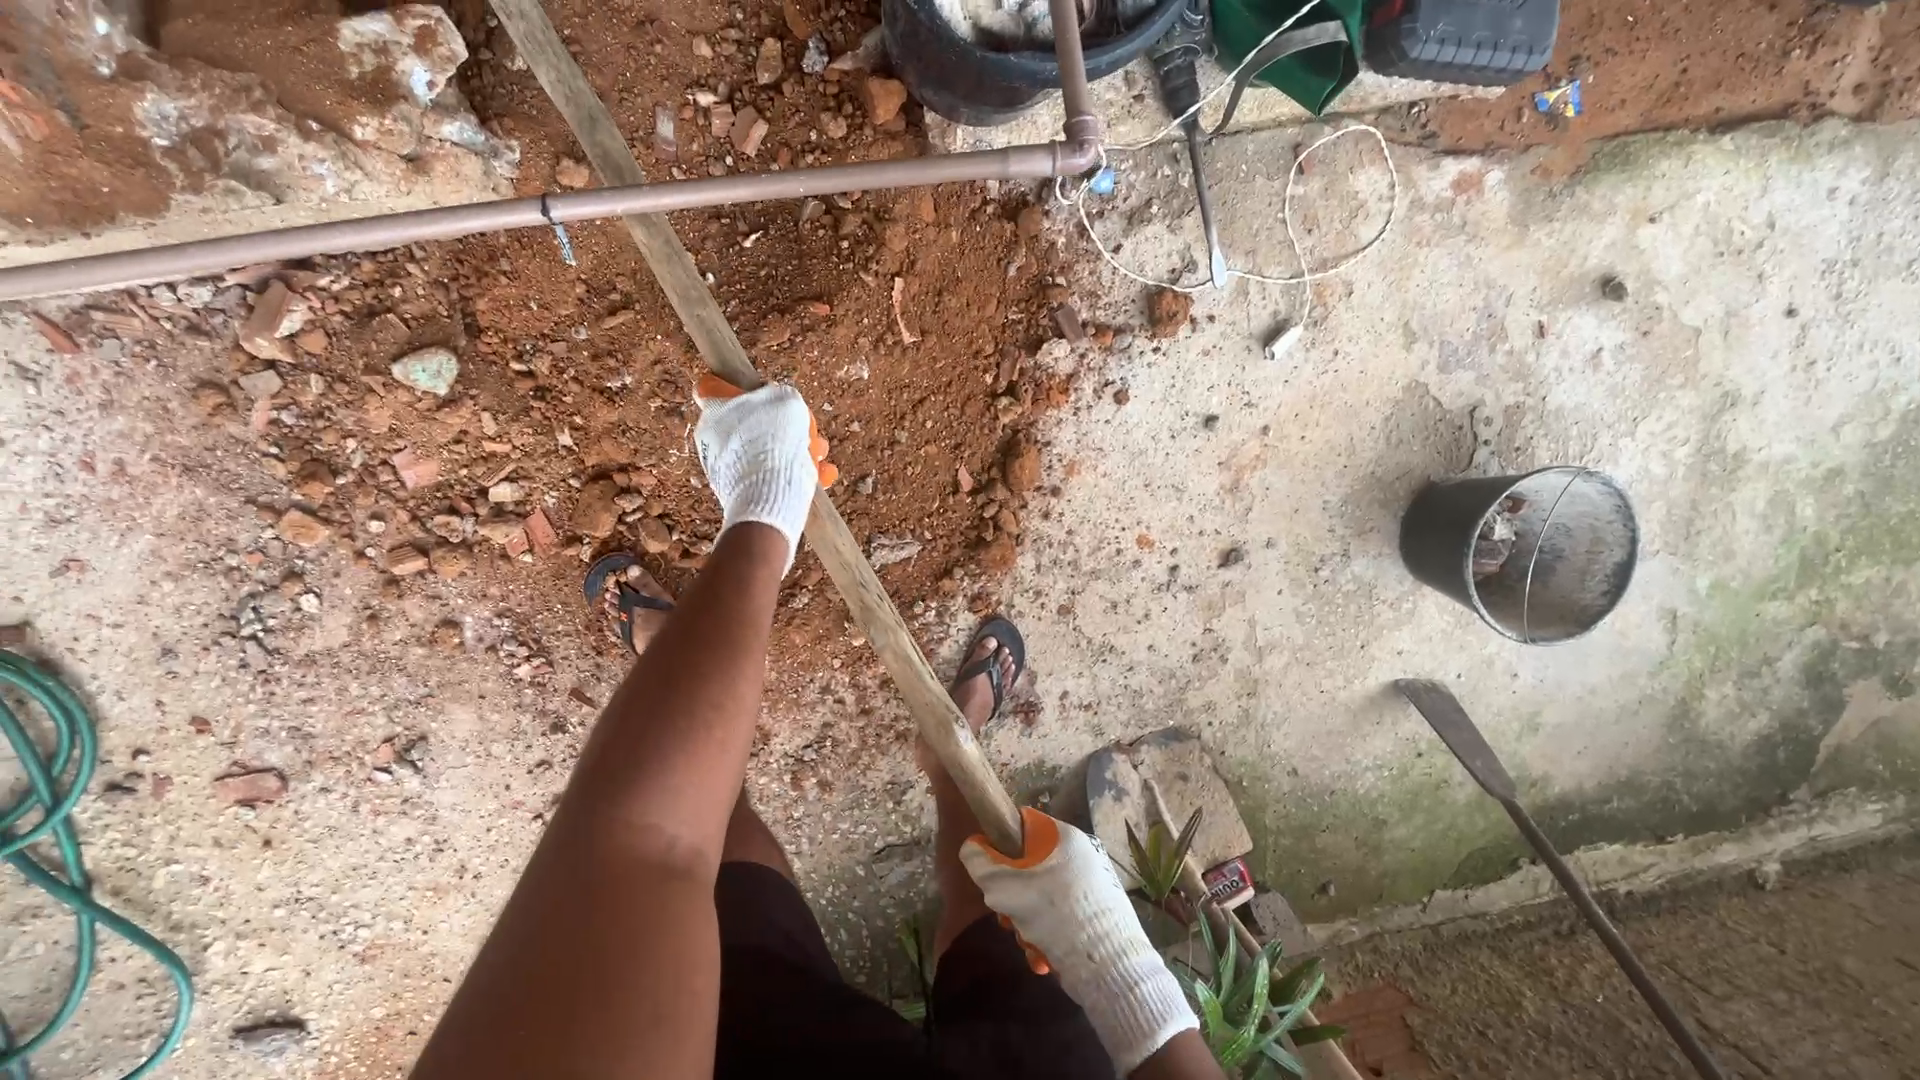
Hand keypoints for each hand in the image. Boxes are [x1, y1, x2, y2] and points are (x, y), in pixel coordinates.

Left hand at [692, 375, 837, 571]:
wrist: (770, 495)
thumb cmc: (772, 442)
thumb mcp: (784, 402)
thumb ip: (781, 395)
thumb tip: (780, 398)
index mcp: (715, 414)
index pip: (714, 389)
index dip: (740, 388)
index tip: (763, 393)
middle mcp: (718, 440)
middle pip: (757, 421)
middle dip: (789, 425)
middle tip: (807, 431)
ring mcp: (732, 468)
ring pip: (773, 448)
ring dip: (803, 449)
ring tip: (819, 454)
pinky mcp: (749, 492)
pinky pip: (778, 474)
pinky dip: (802, 473)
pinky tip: (823, 475)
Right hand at [960, 807, 1197, 1073]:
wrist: (1109, 967)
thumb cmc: (1055, 914)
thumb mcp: (1004, 886)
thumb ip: (979, 862)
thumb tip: (972, 847)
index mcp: (1062, 837)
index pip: (1021, 823)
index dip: (999, 844)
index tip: (991, 871)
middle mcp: (1077, 856)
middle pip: (1026, 865)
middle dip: (1011, 898)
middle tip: (1009, 917)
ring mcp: (1086, 886)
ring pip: (1038, 896)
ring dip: (1025, 923)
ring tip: (1030, 942)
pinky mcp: (1092, 913)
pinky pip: (1056, 917)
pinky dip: (1045, 936)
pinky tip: (1044, 957)